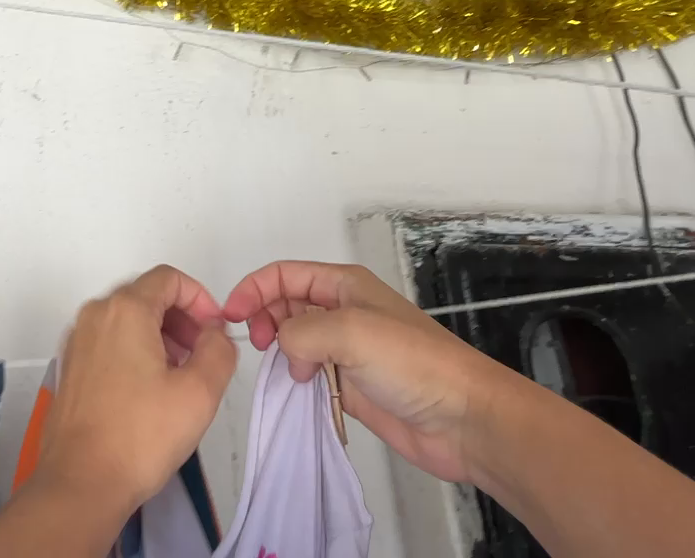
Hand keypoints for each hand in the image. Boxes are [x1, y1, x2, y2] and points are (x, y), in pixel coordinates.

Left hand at [38, 265, 237, 519]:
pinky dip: (135, 349)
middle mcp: (96, 313)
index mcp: (125, 308)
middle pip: (147, 295)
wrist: (81, 481)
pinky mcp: (70, 364)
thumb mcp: (199, 392)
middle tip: (202, 355)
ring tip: (180, 375)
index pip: (169, 278)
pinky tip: (150, 389)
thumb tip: (215, 334)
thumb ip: (219, 350)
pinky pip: (109, 339)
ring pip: (128, 318)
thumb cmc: (141, 435)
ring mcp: (77, 338)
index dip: (200, 298)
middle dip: (181, 318)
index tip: (216, 332)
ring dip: (160, 335)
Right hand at [223, 260, 519, 483]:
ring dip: (281, 349)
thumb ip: (300, 331)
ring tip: (289, 368)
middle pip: (283, 302)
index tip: (230, 316)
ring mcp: (345, 347)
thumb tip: (284, 348)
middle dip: (264, 318)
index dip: (252, 289)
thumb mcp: (348, 331)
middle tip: (260, 344)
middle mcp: (340, 310)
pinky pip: (307, 370)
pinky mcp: (349, 383)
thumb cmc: (412, 363)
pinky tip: (300, 386)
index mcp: (342, 284)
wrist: (463, 419)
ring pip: (293, 337)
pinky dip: (295, 375)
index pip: (283, 274)